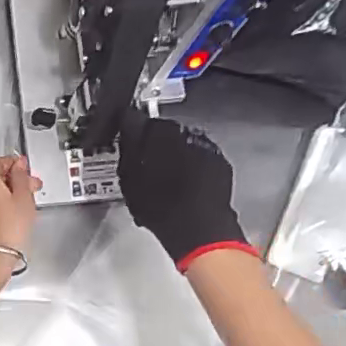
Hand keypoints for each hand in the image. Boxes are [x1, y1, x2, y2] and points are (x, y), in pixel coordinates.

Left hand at [0, 155, 40, 259]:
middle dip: (13, 180)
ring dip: (6, 195)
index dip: (17, 164)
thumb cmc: (6, 230)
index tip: (27, 169)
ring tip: (24, 205)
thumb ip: (22, 177)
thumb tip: (19, 167)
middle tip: (30, 187)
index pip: (0, 161)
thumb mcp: (24, 197)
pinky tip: (11, 217)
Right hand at [117, 113, 250, 271]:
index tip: (125, 141)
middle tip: (142, 167)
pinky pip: (200, 158)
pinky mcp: (220, 162)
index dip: (128, 130)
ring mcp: (206, 146)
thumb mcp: (129, 180)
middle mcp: (185, 131)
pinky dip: (191, 168)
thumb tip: (127, 135)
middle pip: (163, 131)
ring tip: (163, 181)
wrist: (197, 226)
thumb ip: (127, 152)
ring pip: (183, 144)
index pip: (137, 119)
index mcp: (159, 131)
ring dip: (173, 156)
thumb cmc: (160, 206)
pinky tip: (182, 187)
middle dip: (153, 145)